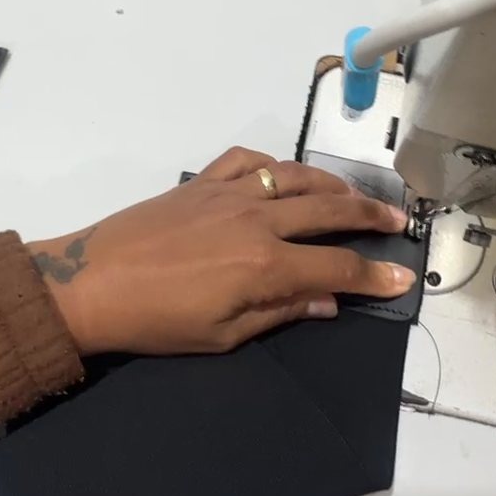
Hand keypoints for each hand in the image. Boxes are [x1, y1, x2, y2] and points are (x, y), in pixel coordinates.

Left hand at [30, 147, 414, 354]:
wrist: (92, 283)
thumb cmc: (157, 321)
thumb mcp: (224, 335)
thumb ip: (281, 311)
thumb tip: (327, 301)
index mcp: (265, 265)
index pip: (337, 266)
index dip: (375, 274)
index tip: (403, 276)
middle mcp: (257, 220)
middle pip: (328, 209)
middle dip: (369, 215)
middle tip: (396, 218)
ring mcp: (229, 193)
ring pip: (294, 176)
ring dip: (330, 183)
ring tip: (351, 193)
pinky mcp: (202, 181)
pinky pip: (247, 160)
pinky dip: (272, 165)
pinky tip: (282, 174)